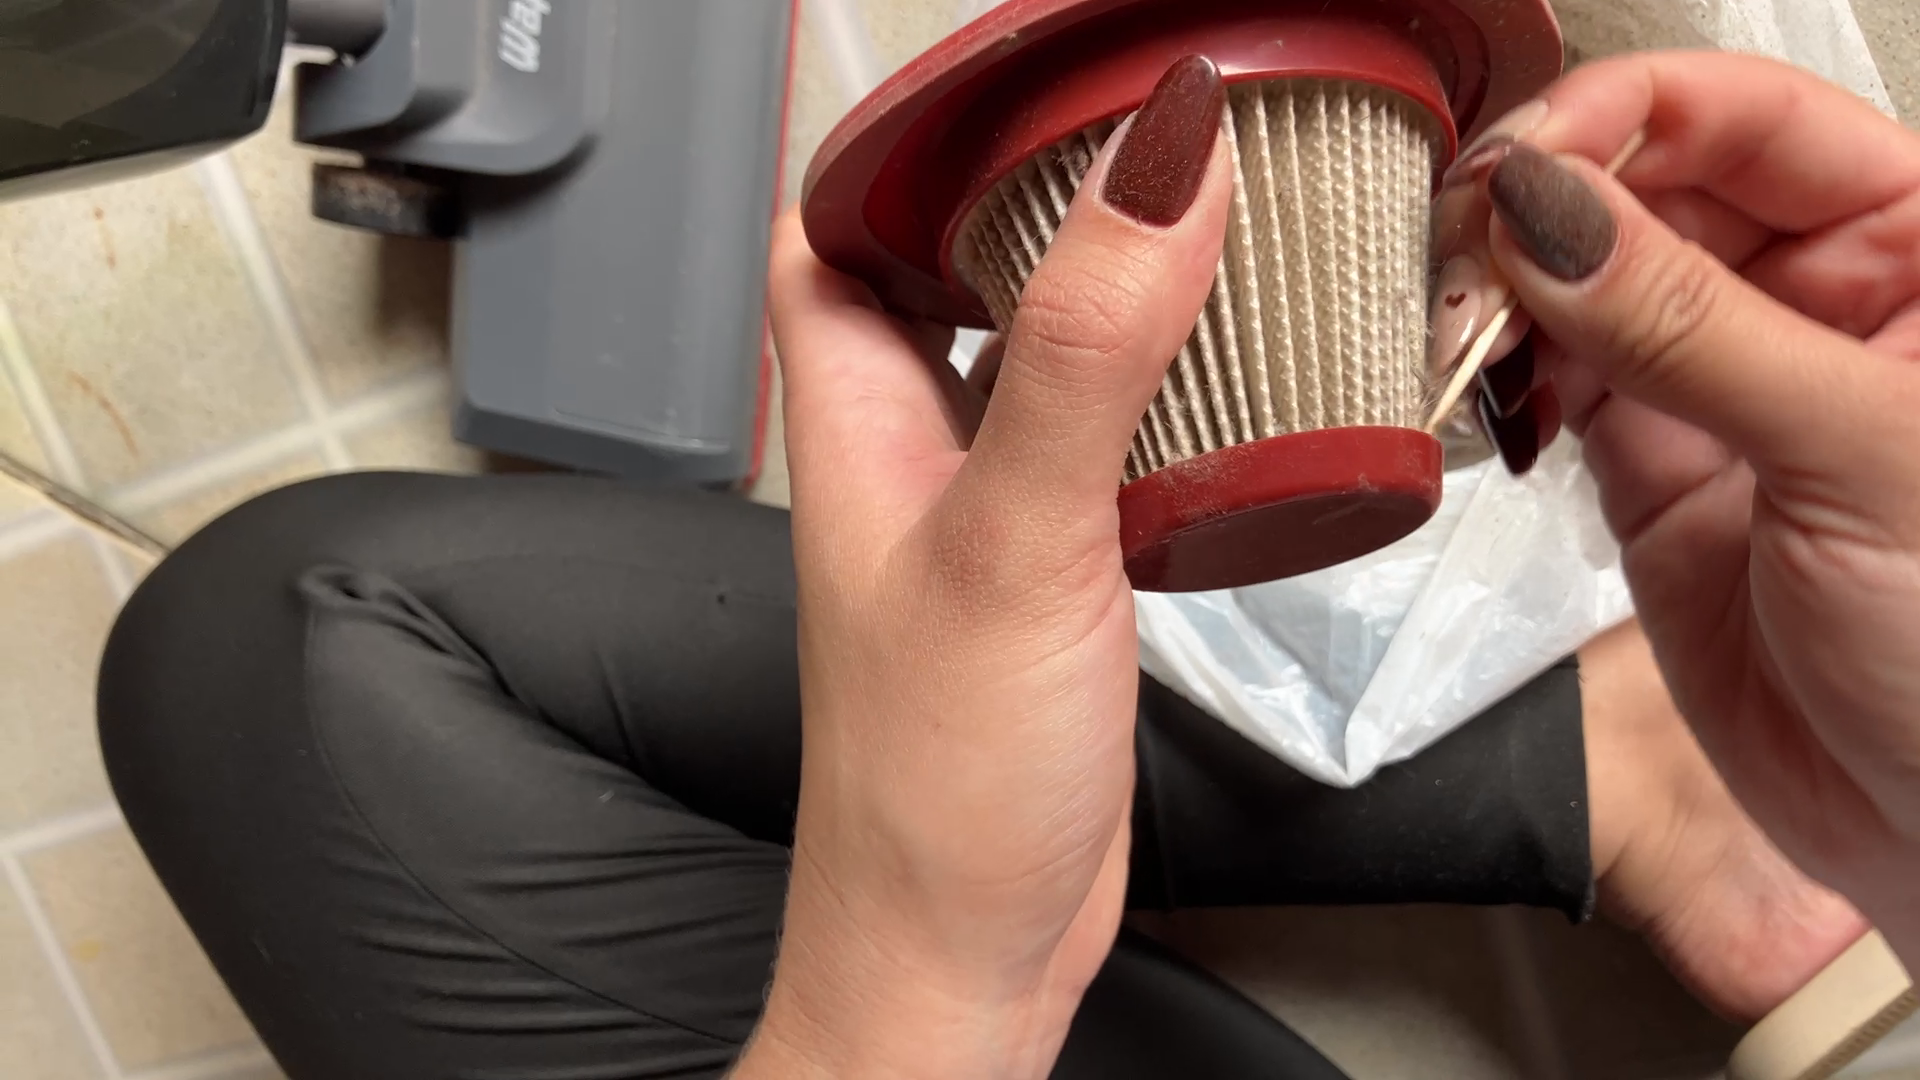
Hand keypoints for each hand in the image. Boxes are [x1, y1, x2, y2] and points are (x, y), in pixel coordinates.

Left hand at [738, 57, 1231, 1078]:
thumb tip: (1161, 173)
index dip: (879, 151)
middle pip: (931, 278)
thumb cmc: (942, 784)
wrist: (967, 933)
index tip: (969, 90)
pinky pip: (1083, 439)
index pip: (827, 238)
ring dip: (1083, 287)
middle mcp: (907, 457)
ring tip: (1174, 220)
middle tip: (1103, 134)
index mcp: (856, 428)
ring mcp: (981, 511)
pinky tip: (1201, 374)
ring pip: (1017, 354)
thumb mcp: (1012, 545)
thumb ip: (1078, 358)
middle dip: (1004, 197)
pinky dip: (1137, 388)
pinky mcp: (1049, 567)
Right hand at [1446, 52, 1919, 960]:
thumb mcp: (1856, 453)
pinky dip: (1499, 381)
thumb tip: (1544, 222)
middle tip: (1454, 274)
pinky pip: (1551, 387)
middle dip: (1533, 223)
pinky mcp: (1642, 460)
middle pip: (1642, 202)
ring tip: (1451, 341)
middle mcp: (1812, 306)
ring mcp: (1710, 386)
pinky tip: (1475, 389)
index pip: (1751, 125)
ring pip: (1577, 297)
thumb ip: (1684, 330)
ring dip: (1499, 307)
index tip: (1506, 176)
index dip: (1616, 124)